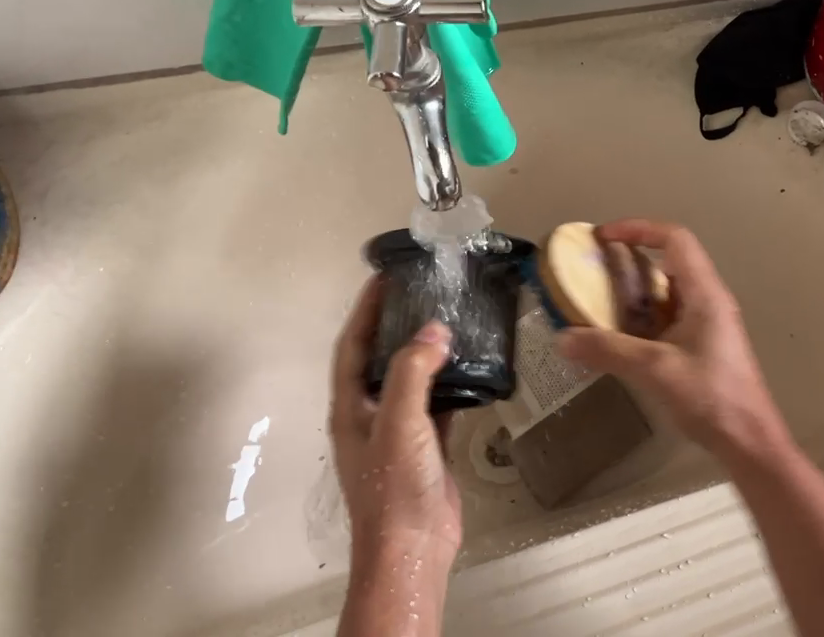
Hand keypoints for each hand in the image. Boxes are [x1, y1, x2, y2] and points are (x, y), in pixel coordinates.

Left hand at [330, 283, 462, 565]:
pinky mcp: (426, 443)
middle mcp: (370, 412)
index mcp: (351, 406)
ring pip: (411, 376)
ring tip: (452, 317)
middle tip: (424, 290)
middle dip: (396, 321)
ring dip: (427, 348)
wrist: (413, 547)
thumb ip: (413, 372)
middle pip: (381, 356)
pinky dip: (452, 379)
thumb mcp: (398, 422)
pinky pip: (437, 399)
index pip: (353, 345)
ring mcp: (399, 429)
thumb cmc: (394, 486)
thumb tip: (435, 329)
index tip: (385, 276)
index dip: (365, 309)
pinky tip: (472, 364)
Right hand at [555, 220, 789, 464]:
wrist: (749, 440)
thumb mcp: (655, 370)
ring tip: (598, 303)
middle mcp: (708, 299)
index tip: (603, 236)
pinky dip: (642, 318)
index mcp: (704, 293)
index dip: (638, 229)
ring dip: (634, 293)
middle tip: (594, 270)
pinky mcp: (702, 345)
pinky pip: (668, 317)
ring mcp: (707, 323)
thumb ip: (609, 350)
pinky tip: (619, 337)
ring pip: (666, 292)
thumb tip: (563, 338)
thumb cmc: (711, 397)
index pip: (674, 239)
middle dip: (630, 261)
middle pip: (669, 262)